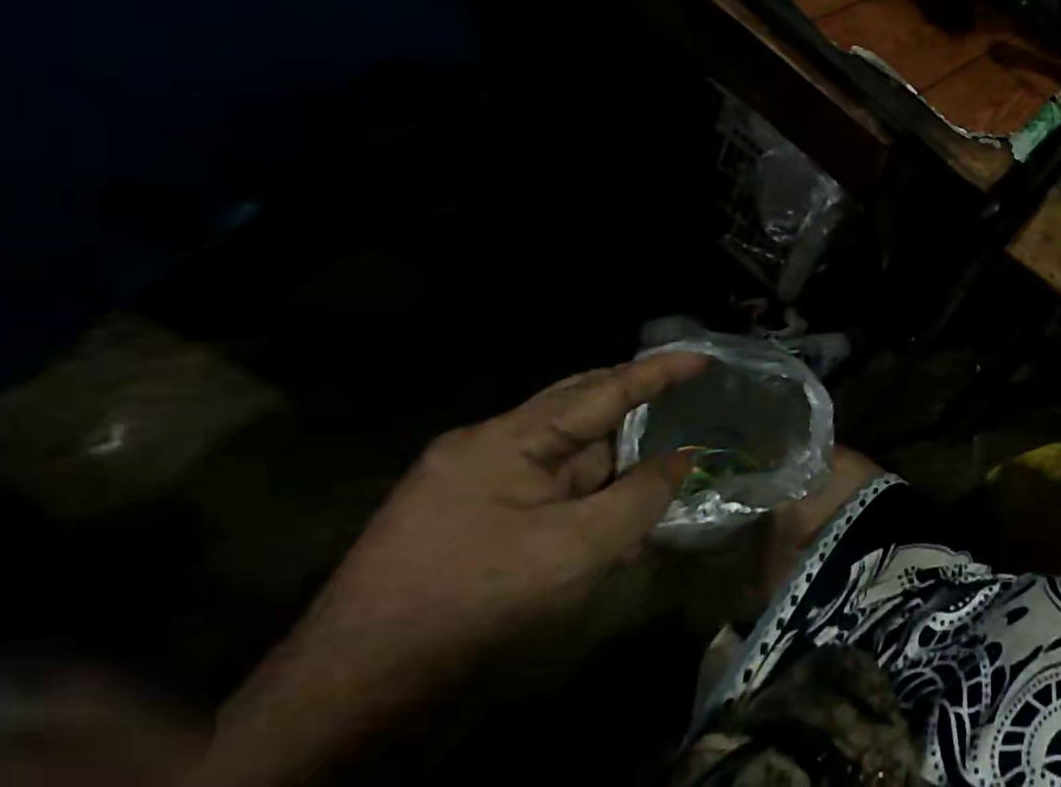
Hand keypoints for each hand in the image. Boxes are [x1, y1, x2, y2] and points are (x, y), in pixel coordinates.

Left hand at [199, 353, 708, 786]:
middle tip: (685, 399)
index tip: (704, 358)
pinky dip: (585, 499)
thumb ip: (638, 497)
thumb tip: (681, 457)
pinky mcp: (469, 525)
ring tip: (660, 471)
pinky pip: (544, 493)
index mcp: (505, 441)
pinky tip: (612, 520)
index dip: (657, 373)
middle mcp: (485, 450)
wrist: (356, 702)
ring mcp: (472, 488)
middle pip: (576, 412)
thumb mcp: (574, 552)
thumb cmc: (475, 608)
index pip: (599, 391)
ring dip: (611, 466)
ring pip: (562, 459)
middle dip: (632, 408)